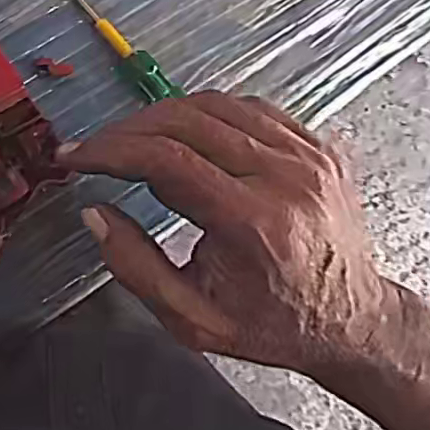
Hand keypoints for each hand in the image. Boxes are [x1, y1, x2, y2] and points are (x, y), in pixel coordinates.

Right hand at [58, 91, 396, 379]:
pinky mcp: (317, 144)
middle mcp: (286, 178)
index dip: (110, 151)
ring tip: (132, 140)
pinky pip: (247, 106)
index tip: (76, 155)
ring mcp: (307, 154)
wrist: (354, 321)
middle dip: (126, 130)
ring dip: (159, 116)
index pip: (167, 160)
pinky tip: (183, 131)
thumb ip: (135, 266)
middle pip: (185, 121)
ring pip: (213, 104)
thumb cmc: (271, 325)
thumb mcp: (191, 319)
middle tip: (97, 148)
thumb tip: (93, 212)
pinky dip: (203, 111)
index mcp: (255, 224)